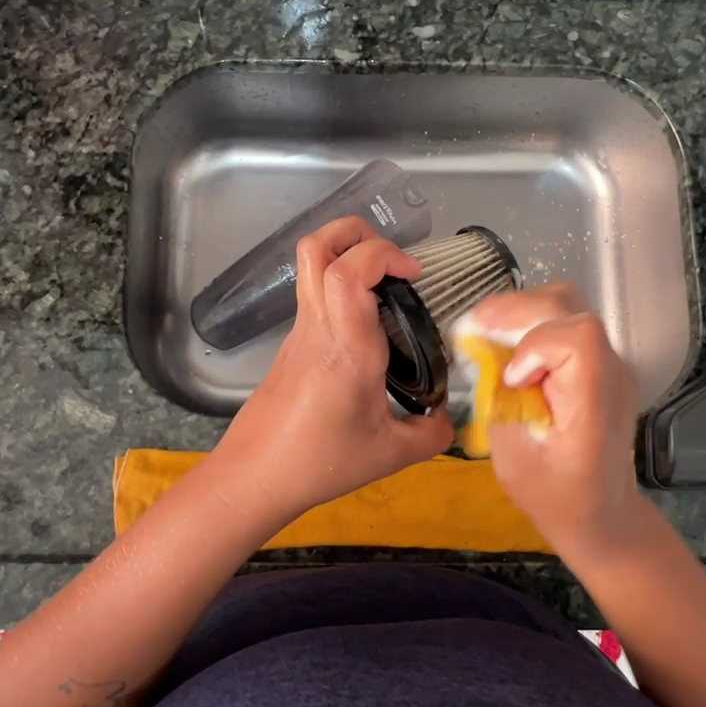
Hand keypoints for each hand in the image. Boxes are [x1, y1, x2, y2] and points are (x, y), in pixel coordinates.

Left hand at [216, 216, 454, 519]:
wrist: (256, 475)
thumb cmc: (321, 461)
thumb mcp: (391, 454)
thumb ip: (432, 433)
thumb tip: (449, 418)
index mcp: (346, 345)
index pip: (348, 271)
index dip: (383, 254)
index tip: (412, 274)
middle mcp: (319, 325)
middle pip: (317, 246)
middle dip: (357, 232)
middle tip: (393, 261)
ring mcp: (299, 330)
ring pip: (309, 264)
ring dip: (346, 252)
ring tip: (383, 282)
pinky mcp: (291, 342)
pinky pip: (313, 291)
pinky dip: (340, 283)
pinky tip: (367, 321)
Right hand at [460, 284, 643, 549]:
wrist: (602, 514)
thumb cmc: (555, 498)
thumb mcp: (512, 461)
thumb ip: (498, 406)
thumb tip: (482, 360)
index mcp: (593, 404)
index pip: (578, 339)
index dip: (535, 344)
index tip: (511, 380)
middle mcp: (610, 374)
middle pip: (568, 308)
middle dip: (515, 311)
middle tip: (475, 328)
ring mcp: (610, 364)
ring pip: (567, 305)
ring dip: (521, 311)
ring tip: (487, 330)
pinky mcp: (599, 363)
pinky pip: (565, 322)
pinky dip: (530, 322)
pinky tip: (506, 344)